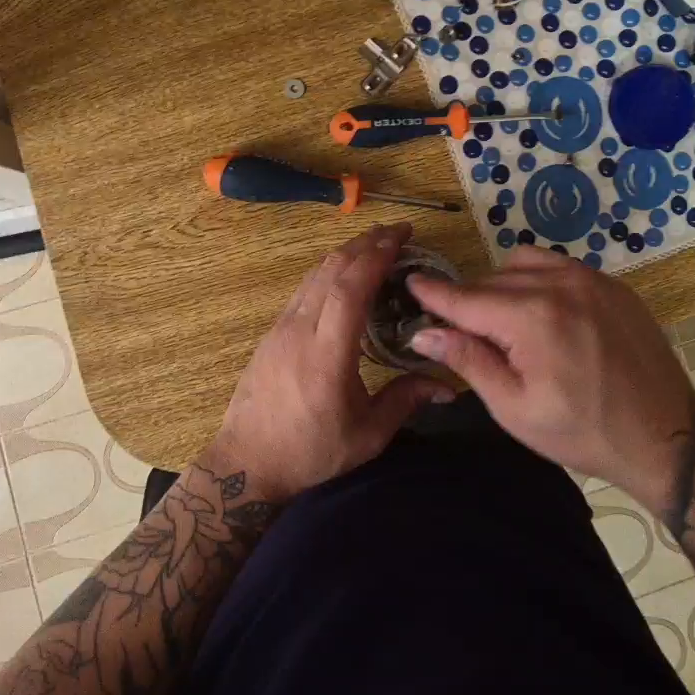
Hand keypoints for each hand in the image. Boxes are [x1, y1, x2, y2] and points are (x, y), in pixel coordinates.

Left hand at [203, 224, 454, 501]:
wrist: (246, 463)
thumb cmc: (310, 453)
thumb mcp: (367, 436)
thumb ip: (405, 401)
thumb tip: (448, 385)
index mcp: (326, 355)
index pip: (349, 290)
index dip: (375, 258)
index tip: (401, 238)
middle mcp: (300, 331)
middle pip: (331, 271)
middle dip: (365, 244)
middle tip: (398, 232)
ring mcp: (281, 328)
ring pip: (314, 275)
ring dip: (347, 254)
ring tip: (377, 244)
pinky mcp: (273, 333)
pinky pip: (304, 289)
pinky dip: (329, 271)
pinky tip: (346, 274)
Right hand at [405, 246, 694, 498]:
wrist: (664, 437)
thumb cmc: (581, 432)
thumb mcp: (513, 407)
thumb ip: (467, 361)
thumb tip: (422, 333)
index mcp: (531, 318)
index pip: (464, 297)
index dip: (433, 293)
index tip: (410, 282)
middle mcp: (559, 285)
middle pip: (491, 281)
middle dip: (469, 302)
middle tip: (460, 333)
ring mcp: (591, 279)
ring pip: (523, 264)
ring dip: (503, 286)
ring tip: (506, 325)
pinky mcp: (612, 285)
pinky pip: (559, 267)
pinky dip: (538, 282)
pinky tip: (544, 317)